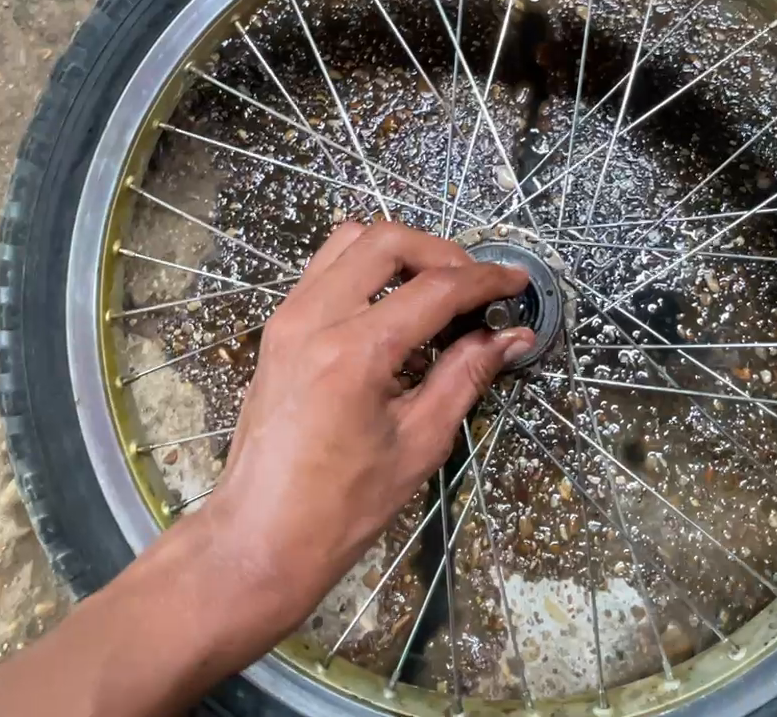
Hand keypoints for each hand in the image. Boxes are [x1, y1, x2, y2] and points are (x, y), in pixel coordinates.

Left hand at [196, 220, 534, 642]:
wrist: (260, 536)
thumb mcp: (419, 442)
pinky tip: (390, 303)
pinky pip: (325, 267)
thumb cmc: (343, 506)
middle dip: (441, 253)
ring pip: (350, 240)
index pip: (434, 288)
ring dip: (400, 252)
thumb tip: (512, 337)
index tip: (516, 281)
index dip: (484, 280)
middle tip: (474, 286)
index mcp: (354, 351)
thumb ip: (467, 375)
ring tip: (434, 288)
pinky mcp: (278, 326)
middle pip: (386, 240)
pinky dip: (365, 267)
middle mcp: (315, 316)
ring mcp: (288, 316)